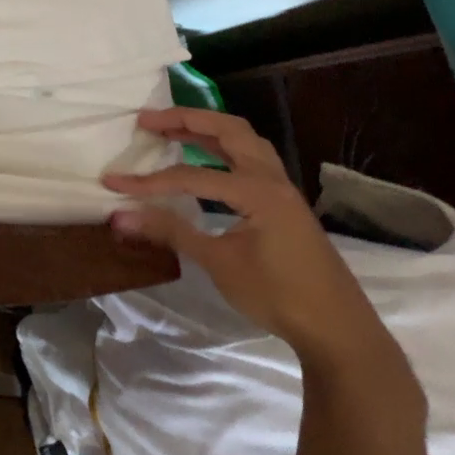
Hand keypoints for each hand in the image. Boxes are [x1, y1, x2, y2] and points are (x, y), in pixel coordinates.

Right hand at [102, 107, 378, 357]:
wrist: (341, 334)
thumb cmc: (280, 296)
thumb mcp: (219, 263)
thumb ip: (170, 231)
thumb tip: (117, 216)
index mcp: (259, 192)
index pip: (191, 175)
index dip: (148, 180)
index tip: (113, 183)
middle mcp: (274, 182)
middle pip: (230, 131)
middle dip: (186, 120)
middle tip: (146, 121)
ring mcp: (284, 193)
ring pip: (246, 143)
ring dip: (208, 130)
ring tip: (171, 130)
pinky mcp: (285, 207)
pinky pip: (251, 162)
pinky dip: (223, 150)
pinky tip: (203, 162)